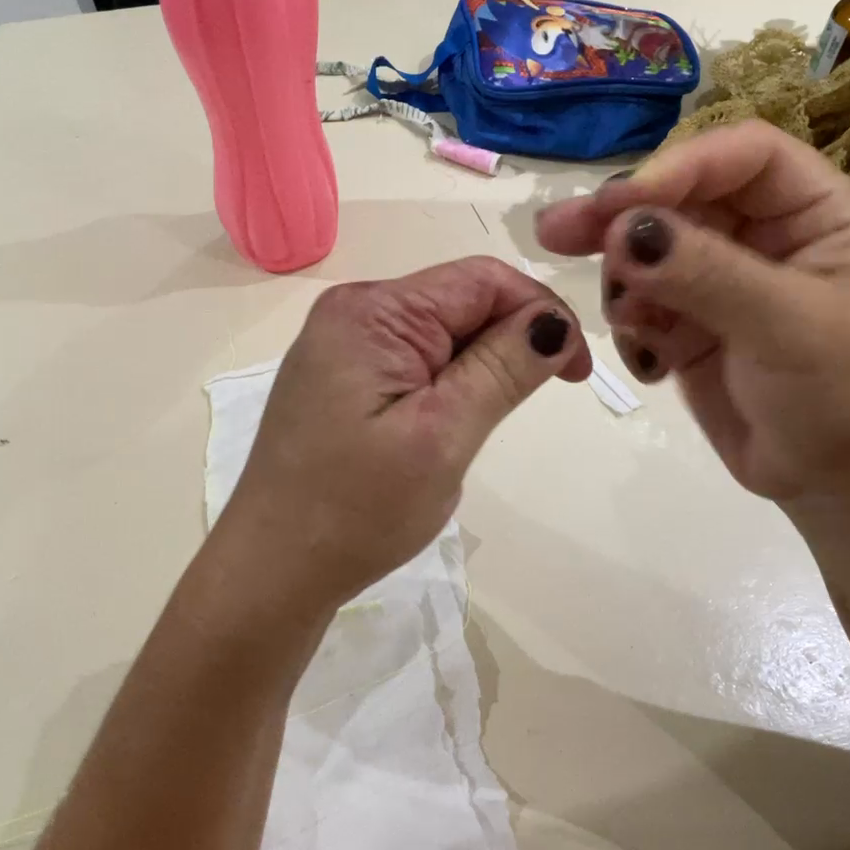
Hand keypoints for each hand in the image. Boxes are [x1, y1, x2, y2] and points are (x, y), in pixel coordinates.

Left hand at [216, 257, 591, 605]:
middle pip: (459, 302)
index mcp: (373, 311)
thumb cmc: (357, 509)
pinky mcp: (338, 382)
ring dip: (478, 370)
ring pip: (438, 336)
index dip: (541, 314)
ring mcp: (339, 348)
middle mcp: (351, 313)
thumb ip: (503, 369)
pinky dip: (445, 387)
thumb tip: (555, 321)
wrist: (274, 569)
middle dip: (508, 344)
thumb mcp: (443, 437)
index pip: (481, 279)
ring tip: (476, 430)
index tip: (575, 375)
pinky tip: (444, 428)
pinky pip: (410, 363)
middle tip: (525, 409)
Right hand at [536, 120, 849, 504]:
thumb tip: (624, 232)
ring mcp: (719, 284)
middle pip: (678, 200)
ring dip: (624, 282)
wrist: (840, 484)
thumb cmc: (845, 396)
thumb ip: (705, 274)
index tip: (617, 208)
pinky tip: (649, 362)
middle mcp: (762, 237)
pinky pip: (639, 306)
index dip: (677, 170)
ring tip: (631, 325)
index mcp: (813, 213)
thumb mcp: (786, 326)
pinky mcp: (687, 328)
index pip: (739, 158)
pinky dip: (630, 327)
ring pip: (648, 253)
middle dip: (622, 220)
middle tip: (554, 234)